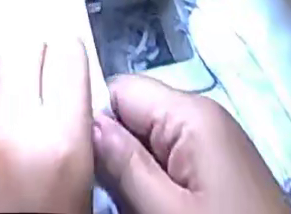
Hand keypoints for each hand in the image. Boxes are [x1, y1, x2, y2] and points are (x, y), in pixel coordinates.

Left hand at [0, 42, 94, 213]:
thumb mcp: (76, 189)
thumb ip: (72, 131)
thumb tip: (64, 92)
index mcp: (60, 138)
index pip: (68, 51)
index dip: (65, 63)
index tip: (62, 79)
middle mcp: (13, 122)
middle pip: (22, 50)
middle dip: (28, 69)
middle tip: (29, 100)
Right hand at [93, 74, 290, 213]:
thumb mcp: (168, 213)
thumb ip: (126, 166)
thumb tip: (88, 123)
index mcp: (191, 113)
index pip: (123, 89)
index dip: (95, 117)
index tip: (72, 155)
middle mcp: (202, 116)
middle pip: (137, 115)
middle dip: (114, 149)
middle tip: (93, 190)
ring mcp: (212, 144)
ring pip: (151, 142)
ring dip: (131, 172)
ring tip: (116, 203)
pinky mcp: (218, 170)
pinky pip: (172, 163)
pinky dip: (154, 184)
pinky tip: (144, 208)